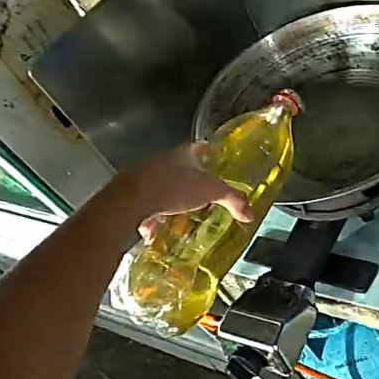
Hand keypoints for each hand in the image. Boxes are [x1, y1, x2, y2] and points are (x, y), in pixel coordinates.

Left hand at [109, 142, 253, 239]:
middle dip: (188, 181)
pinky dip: (151, 216)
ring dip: (168, 198)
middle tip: (199, 196)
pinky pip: (144, 205)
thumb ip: (232, 200)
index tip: (214, 161)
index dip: (208, 154)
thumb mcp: (210, 191)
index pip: (199, 148)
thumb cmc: (173, 187)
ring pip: (160, 185)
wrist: (131, 199)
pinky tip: (156, 229)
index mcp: (182, 154)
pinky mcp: (129, 194)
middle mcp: (161, 160)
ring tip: (178, 215)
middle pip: (178, 167)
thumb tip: (249, 212)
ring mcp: (143, 176)